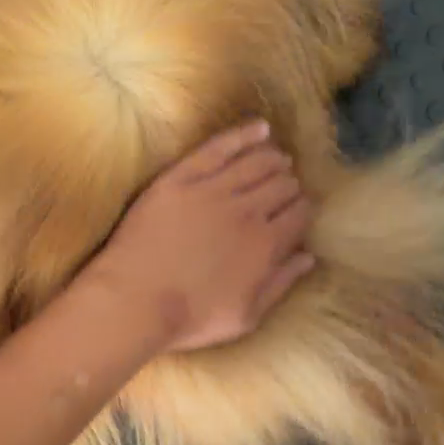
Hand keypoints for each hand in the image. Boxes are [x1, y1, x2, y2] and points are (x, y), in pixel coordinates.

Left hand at [81, 120, 316, 352]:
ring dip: (274, 158)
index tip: (299, 209)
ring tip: (278, 157)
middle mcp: (248, 211)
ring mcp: (214, 189)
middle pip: (282, 184)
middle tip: (286, 184)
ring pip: (258, 162)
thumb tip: (308, 257)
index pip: (299, 213)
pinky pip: (220, 147)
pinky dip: (244, 134)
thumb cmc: (190, 317)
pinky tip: (260, 127)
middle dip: (290, 183)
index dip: (304, 208)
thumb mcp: (246, 317)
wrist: (135, 301)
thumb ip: (281, 284)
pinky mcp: (183, 176)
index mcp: (267, 245)